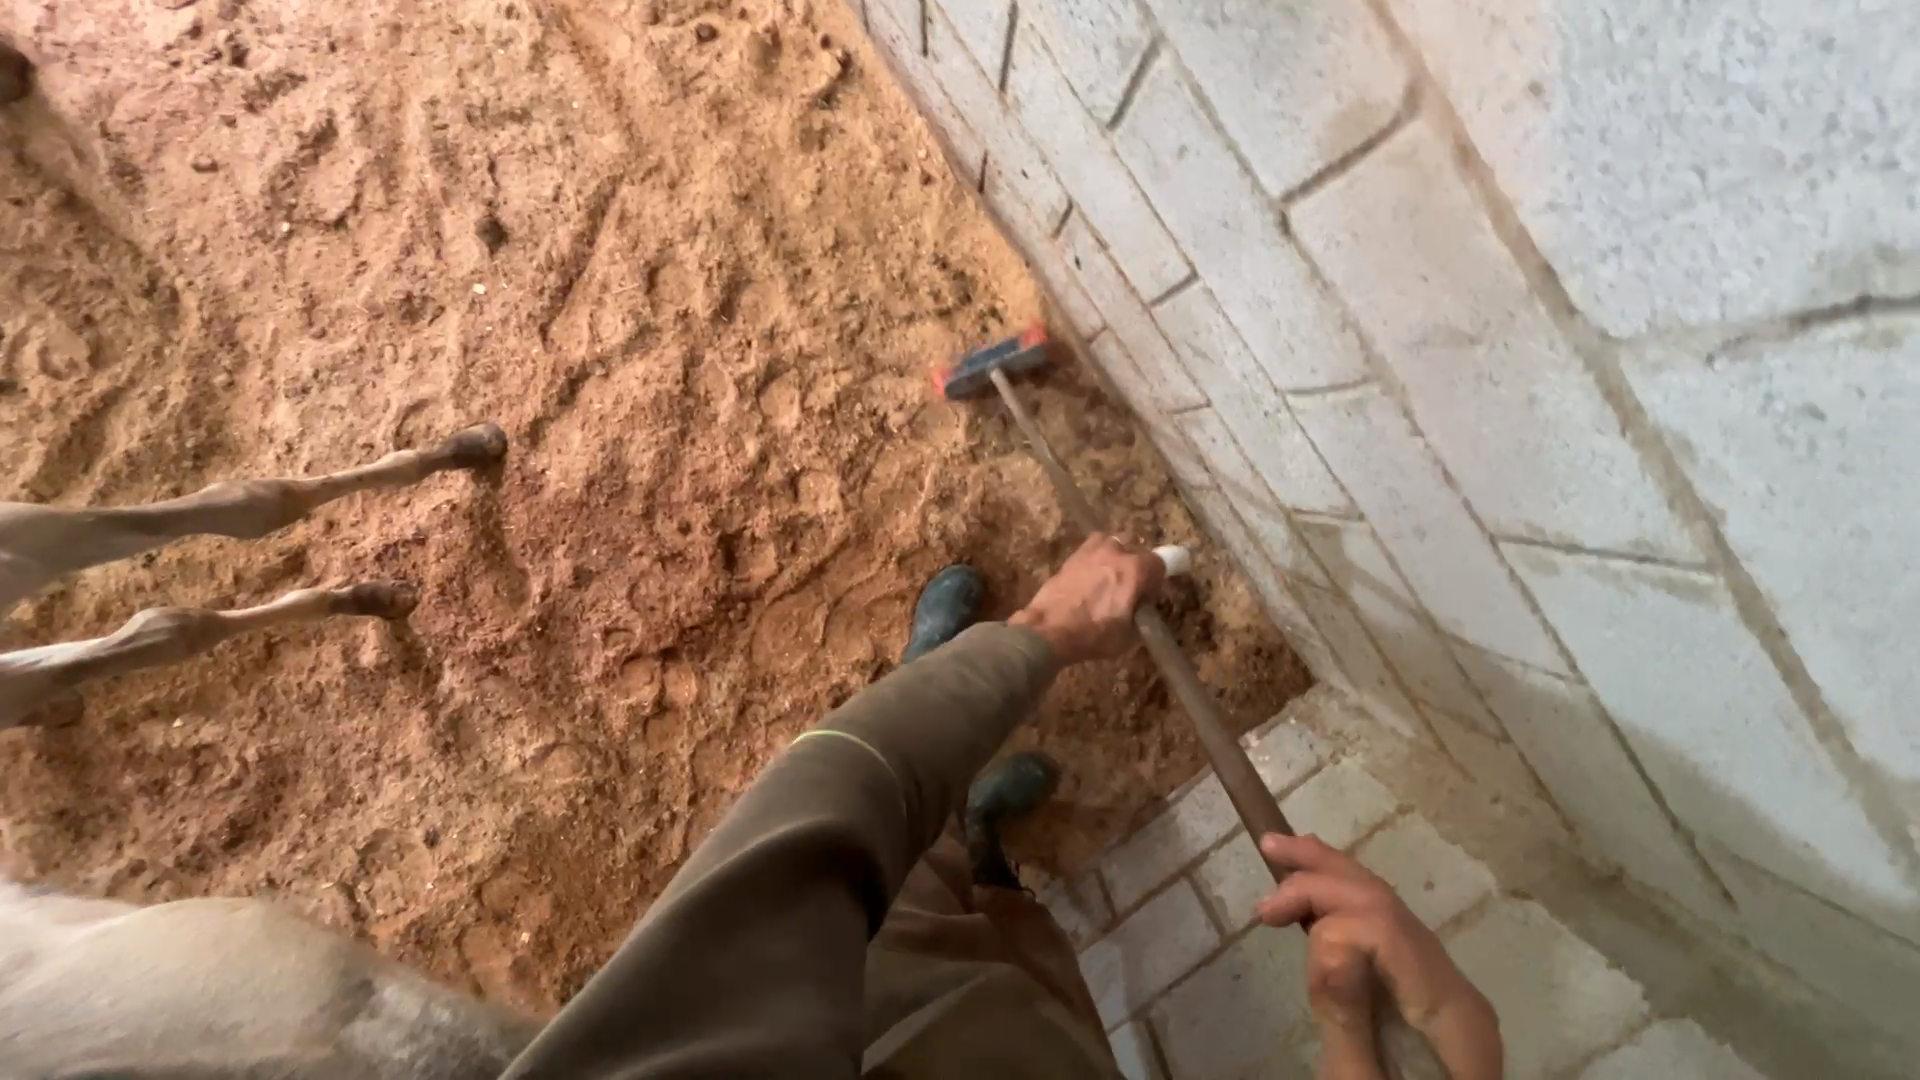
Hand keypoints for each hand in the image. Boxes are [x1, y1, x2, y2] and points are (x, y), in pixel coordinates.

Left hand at [1008, 533, 1164, 666]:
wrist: (1048, 630)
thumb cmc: (1094, 635)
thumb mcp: (1130, 634)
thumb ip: (1142, 613)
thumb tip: (1141, 606)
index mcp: (1136, 569)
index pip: (1162, 562)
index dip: (1158, 579)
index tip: (1151, 594)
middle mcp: (1116, 551)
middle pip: (1137, 549)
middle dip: (1138, 564)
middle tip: (1131, 587)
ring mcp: (1091, 550)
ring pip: (1113, 543)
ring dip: (1117, 556)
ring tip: (1110, 578)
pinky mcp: (1072, 556)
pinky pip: (1093, 549)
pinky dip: (1097, 558)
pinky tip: (1092, 577)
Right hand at [1256, 833, 1501, 1079]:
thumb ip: (1350, 1017)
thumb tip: (1328, 940)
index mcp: (1449, 1009)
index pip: (1385, 925)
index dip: (1326, 912)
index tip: (1268, 921)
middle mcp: (1453, 984)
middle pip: (1387, 902)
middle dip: (1324, 869)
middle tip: (1268, 847)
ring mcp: (1441, 986)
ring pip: (1386, 906)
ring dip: (1330, 874)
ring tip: (1282, 851)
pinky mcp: (1422, 993)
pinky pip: (1384, 929)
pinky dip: (1342, 902)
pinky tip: (1312, 897)